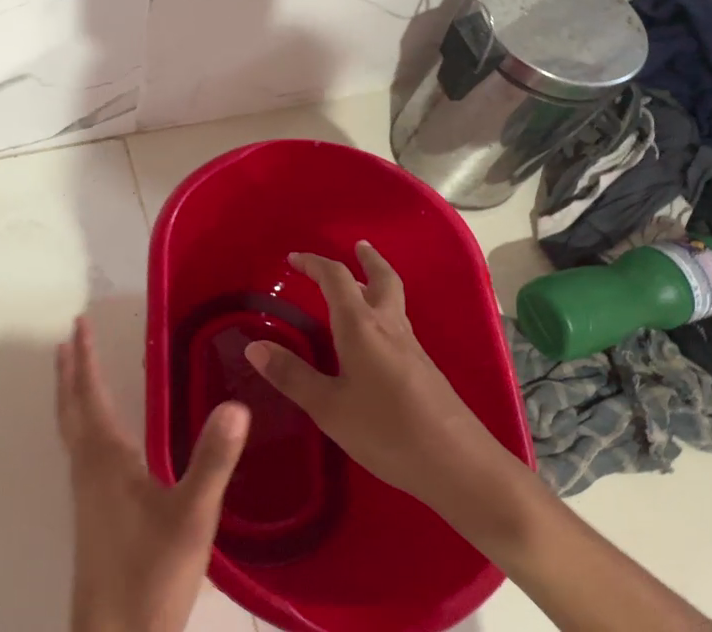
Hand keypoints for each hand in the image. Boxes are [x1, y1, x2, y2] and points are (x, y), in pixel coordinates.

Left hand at [58, 316, 250, 631]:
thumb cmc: (152, 570)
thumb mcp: (192, 515)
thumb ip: (213, 460)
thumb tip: (236, 405)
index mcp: (105, 458)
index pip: (90, 394)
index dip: (85, 358)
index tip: (78, 324)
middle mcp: (88, 469)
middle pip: (71, 408)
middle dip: (71, 370)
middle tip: (70, 338)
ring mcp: (86, 494)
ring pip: (72, 430)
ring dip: (72, 396)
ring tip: (76, 374)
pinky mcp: (92, 514)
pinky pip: (79, 450)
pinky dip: (82, 424)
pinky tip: (101, 440)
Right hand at [243, 242, 516, 515]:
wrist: (458, 464)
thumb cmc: (387, 432)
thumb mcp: (329, 408)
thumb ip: (292, 376)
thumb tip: (253, 346)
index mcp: (362, 328)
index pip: (336, 279)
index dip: (314, 264)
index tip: (293, 259)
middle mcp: (389, 327)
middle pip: (382, 279)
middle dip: (367, 260)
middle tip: (357, 247)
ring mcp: (412, 348)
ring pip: (394, 302)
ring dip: (377, 284)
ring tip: (361, 285)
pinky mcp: (424, 369)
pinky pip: (399, 325)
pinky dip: (383, 314)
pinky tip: (374, 339)